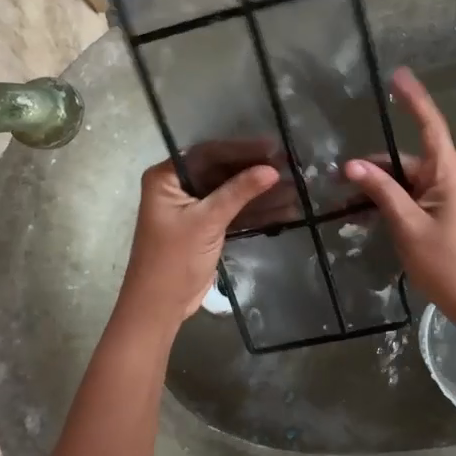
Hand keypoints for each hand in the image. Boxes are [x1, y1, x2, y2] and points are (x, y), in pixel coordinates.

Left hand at [115, 158, 279, 329]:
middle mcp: (178, 187)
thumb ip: (238, 192)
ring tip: (295, 188)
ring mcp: (193, 208)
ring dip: (261, 193)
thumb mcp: (206, 222)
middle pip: (222, 171)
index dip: (241, 150)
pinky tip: (284, 209)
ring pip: (231, 192)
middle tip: (289, 164)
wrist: (159, 307)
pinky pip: (234, 211)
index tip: (272, 147)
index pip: (208, 154)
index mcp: (166, 178)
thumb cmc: (173, 259)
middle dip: (255, 171)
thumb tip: (272, 170)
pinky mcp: (206, 227)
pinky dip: (256, 211)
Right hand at [343, 68, 455, 321]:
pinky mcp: (438, 214)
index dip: (413, 99)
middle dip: (374, 166)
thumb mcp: (407, 225)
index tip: (397, 76)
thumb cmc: (445, 262)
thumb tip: (351, 165)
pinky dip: (387, 203)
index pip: (430, 126)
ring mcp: (443, 197)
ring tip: (343, 201)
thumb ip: (381, 192)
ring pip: (403, 180)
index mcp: (447, 174)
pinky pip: (408, 198)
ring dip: (377, 188)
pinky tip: (360, 216)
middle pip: (406, 158)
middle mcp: (447, 179)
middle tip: (338, 176)